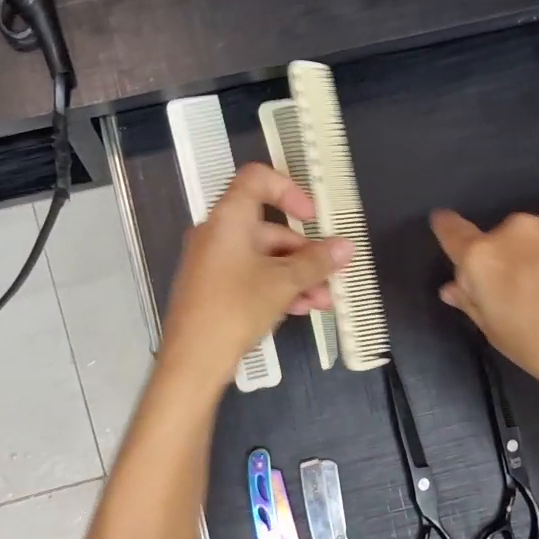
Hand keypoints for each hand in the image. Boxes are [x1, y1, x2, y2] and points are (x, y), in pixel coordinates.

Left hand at [162, 164, 352, 388]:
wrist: (193, 359)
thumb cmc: (235, 308)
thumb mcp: (284, 283)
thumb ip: (317, 262)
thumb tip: (346, 247)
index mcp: (228, 218)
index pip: (257, 180)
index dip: (289, 191)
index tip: (313, 217)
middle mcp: (217, 234)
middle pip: (268, 228)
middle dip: (305, 252)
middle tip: (331, 274)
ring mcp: (212, 264)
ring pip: (263, 259)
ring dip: (297, 277)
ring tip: (324, 301)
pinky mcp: (212, 290)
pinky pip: (250, 278)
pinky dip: (277, 289)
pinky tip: (302, 310)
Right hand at [432, 206, 538, 406]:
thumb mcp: (497, 333)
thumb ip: (472, 301)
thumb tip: (453, 288)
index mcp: (483, 259)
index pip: (454, 233)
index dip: (448, 228)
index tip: (444, 221)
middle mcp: (519, 229)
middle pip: (510, 235)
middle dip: (518, 253)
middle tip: (537, 286)